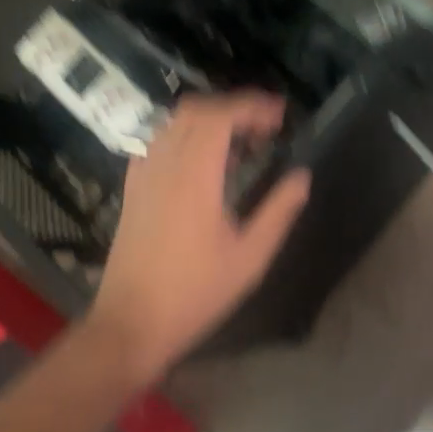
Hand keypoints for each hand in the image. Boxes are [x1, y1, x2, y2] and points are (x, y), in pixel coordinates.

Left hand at [92, 93, 310, 381]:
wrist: (131, 325)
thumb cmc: (195, 293)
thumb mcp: (250, 258)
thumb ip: (279, 211)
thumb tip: (301, 176)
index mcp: (194, 177)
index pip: (220, 116)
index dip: (252, 106)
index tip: (281, 115)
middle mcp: (164, 166)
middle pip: (195, 111)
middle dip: (233, 107)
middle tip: (266, 126)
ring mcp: (143, 176)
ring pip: (173, 124)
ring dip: (210, 120)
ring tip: (242, 142)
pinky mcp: (133, 190)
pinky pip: (158, 143)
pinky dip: (185, 136)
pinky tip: (204, 162)